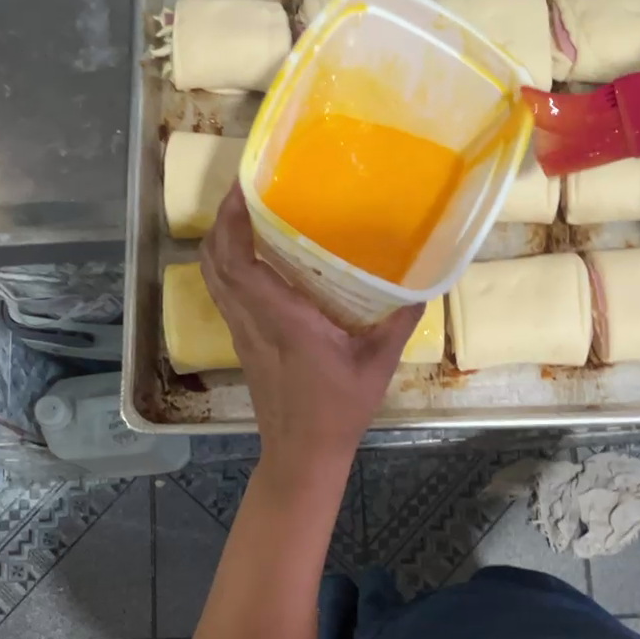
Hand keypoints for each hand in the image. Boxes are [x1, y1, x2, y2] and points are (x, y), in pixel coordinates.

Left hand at [199, 184, 421, 467]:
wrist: (301, 454)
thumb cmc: (338, 411)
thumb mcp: (377, 364)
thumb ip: (399, 320)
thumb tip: (424, 282)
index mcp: (281, 319)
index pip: (237, 260)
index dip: (232, 218)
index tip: (246, 184)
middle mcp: (251, 321)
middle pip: (215, 260)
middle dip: (223, 219)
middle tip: (249, 190)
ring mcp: (241, 333)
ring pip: (214, 277)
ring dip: (223, 241)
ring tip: (250, 214)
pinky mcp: (243, 343)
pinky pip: (226, 293)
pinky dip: (230, 265)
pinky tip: (259, 257)